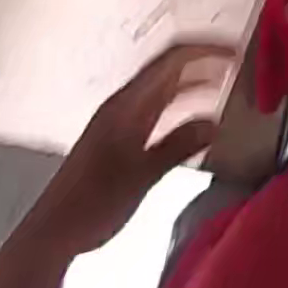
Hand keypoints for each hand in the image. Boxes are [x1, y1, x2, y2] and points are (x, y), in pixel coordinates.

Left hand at [13, 41, 235, 260]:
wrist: (50, 238)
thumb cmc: (92, 204)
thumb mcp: (140, 175)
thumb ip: (178, 146)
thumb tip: (215, 122)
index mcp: (127, 104)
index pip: (172, 59)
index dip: (205, 49)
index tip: (235, 52)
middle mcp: (126, 104)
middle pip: (170, 67)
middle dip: (205, 61)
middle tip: (238, 65)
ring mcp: (124, 120)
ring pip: (166, 87)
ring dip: (196, 81)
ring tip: (226, 84)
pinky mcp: (124, 137)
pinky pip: (161, 107)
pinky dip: (184, 103)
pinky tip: (199, 116)